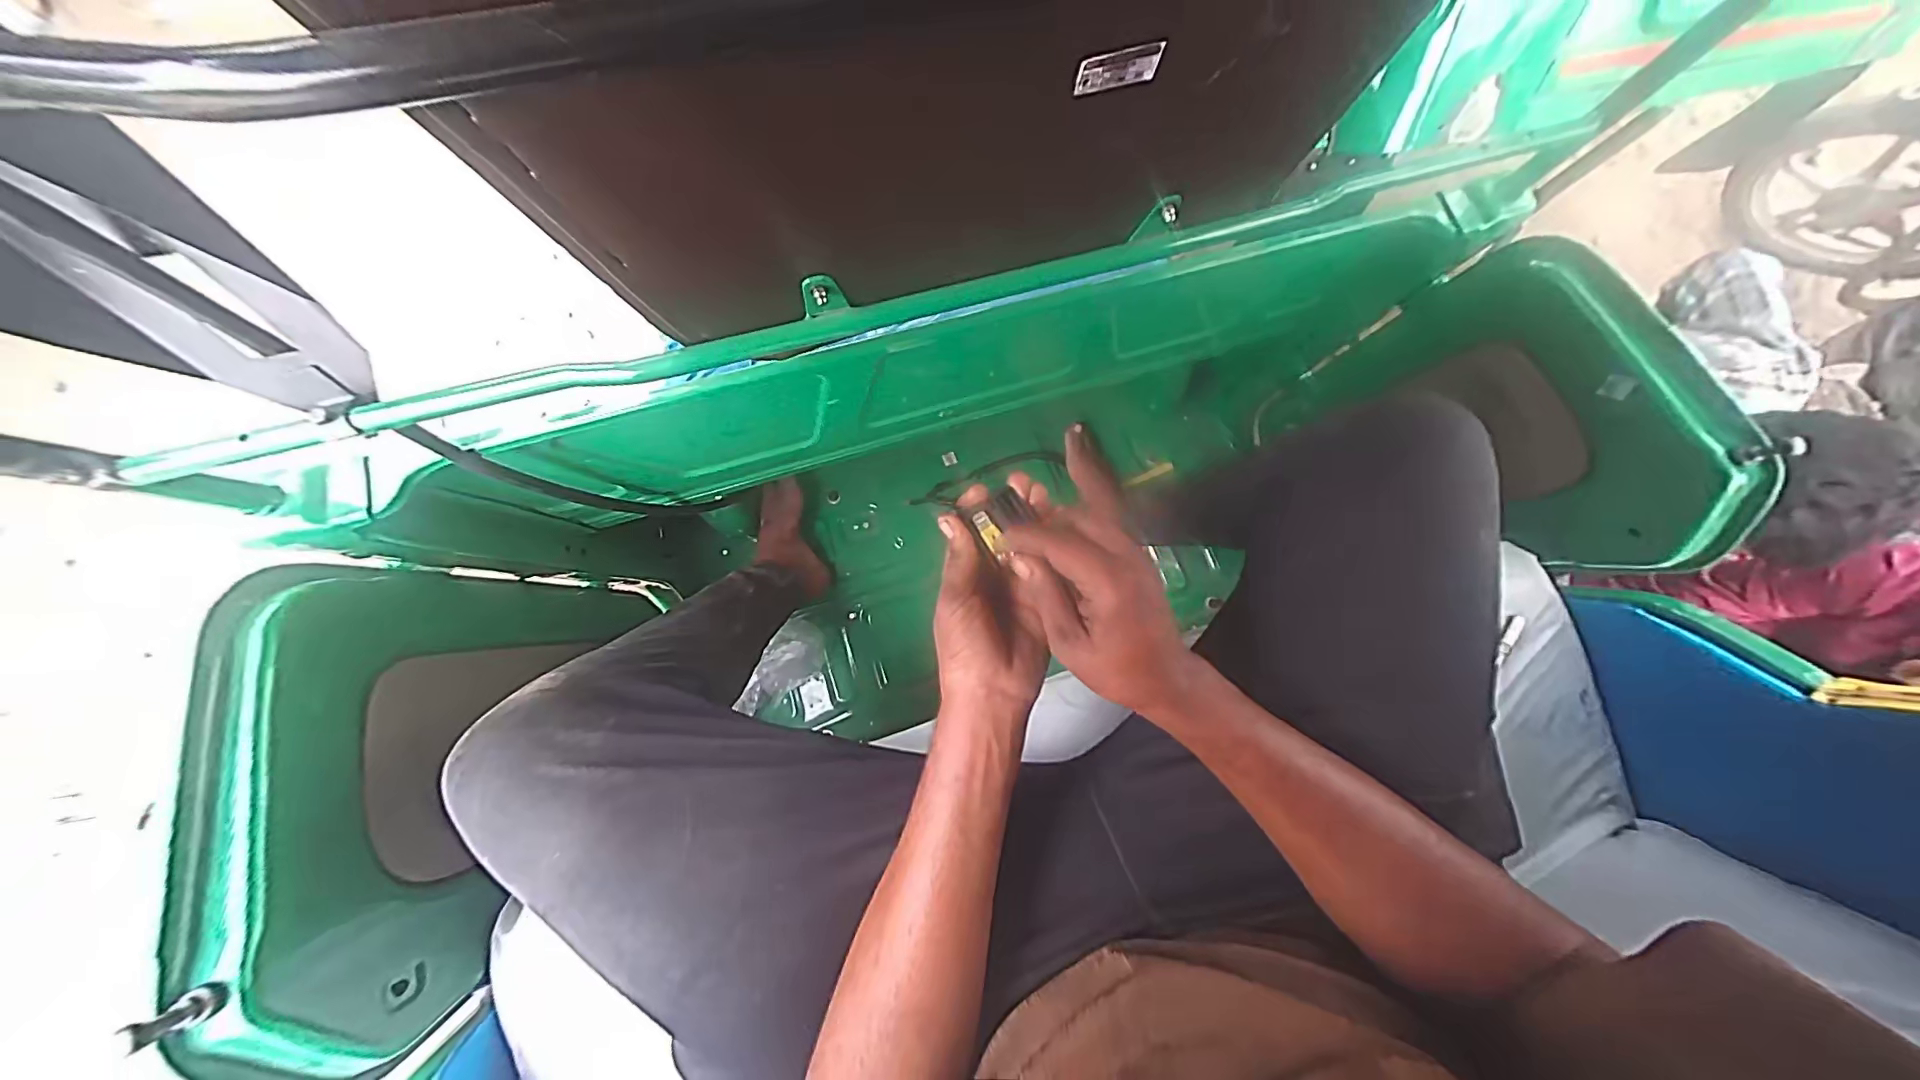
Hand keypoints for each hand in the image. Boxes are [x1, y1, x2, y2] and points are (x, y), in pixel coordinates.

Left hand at [932, 487, 1050, 727]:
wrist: (994, 690)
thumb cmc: (964, 647)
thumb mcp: (954, 601)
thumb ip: (959, 560)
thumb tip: (950, 519)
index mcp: (966, 573)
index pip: (971, 532)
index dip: (976, 510)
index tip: (983, 490)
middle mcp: (993, 575)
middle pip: (1003, 533)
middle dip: (1010, 508)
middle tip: (1021, 484)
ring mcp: (1020, 585)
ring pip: (1027, 545)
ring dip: (1033, 520)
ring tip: (1042, 495)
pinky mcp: (1044, 597)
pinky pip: (1047, 567)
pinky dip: (1052, 546)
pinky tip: (1059, 525)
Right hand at [1002, 425, 1201, 716]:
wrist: (1165, 675)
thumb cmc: (1115, 669)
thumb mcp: (1070, 645)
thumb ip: (1046, 596)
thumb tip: (1020, 557)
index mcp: (1108, 581)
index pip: (1058, 542)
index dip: (1025, 535)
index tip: (998, 536)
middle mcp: (1126, 555)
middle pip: (1079, 515)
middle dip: (1043, 511)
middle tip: (1014, 502)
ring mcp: (1136, 551)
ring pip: (1097, 510)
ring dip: (1067, 499)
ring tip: (1040, 485)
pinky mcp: (1137, 553)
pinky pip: (1108, 518)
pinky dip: (1089, 499)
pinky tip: (1077, 478)